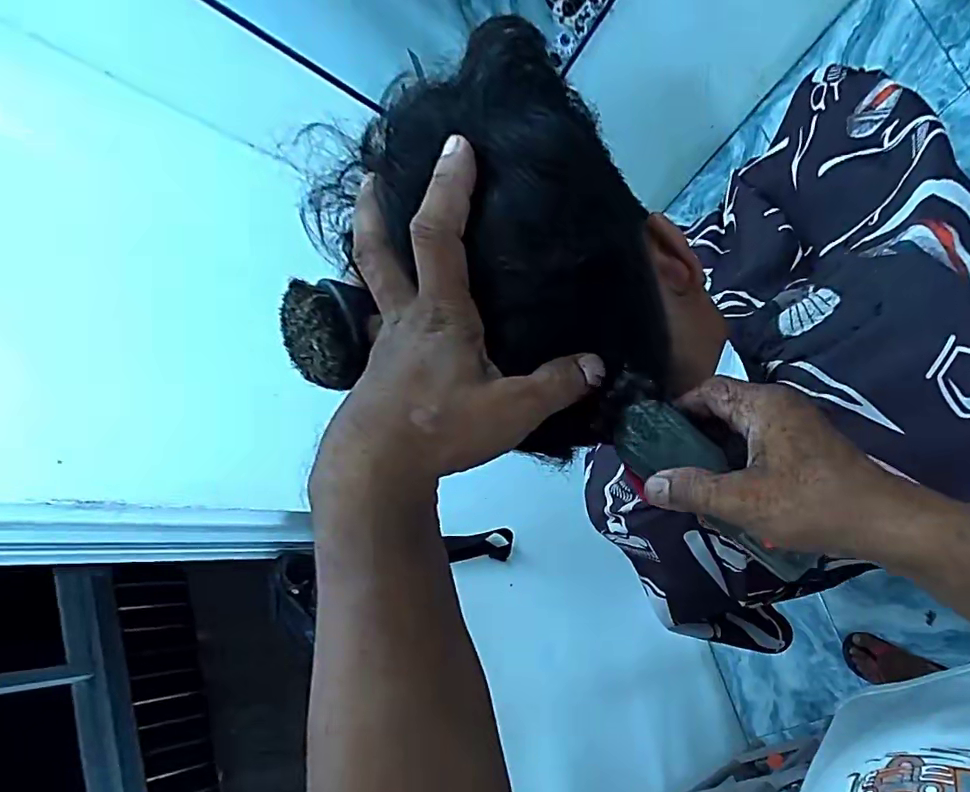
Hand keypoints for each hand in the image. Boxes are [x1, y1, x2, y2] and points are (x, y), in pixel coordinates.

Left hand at [309, 136, 602, 504]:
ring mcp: (387, 347)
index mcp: (442, 316)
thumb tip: (596, 366)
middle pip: (382, 251)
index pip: (441, 237)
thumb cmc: (442, 428)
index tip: (458, 147)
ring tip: (377, 235)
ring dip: (372, 252)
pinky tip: (400, 329)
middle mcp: (407, 320)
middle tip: (374, 174)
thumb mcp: (514, 409)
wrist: (377, 466)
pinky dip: (386, 312)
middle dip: (379, 207)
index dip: (449, 189)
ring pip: (376, 287)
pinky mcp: (381, 375)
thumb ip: (557, 385)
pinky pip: (383, 329)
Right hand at [641, 378, 939, 557]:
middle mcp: (781, 405)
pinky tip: (733, 492)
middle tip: (670, 466)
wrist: (879, 520)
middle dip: (696, 436)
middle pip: (726, 409)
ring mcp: (799, 426)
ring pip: (745, 432)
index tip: (655, 437)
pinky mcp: (810, 449)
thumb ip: (695, 489)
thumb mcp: (744, 500)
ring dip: (720, 454)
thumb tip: (651, 483)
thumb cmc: (810, 504)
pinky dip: (743, 464)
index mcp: (763, 404)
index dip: (678, 409)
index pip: (708, 390)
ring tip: (695, 483)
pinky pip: (765, 447)